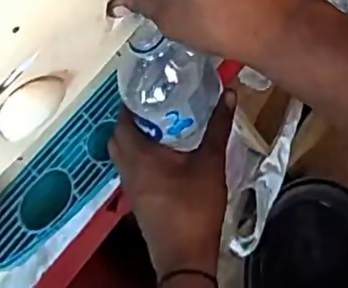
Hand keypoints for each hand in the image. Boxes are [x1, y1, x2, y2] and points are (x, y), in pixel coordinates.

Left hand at [108, 90, 235, 279]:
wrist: (187, 261)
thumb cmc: (195, 208)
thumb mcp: (210, 163)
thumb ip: (218, 126)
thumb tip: (229, 93)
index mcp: (138, 154)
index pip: (122, 117)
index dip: (131, 99)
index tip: (147, 86)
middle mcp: (128, 168)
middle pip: (118, 134)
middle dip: (131, 118)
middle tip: (153, 105)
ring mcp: (130, 187)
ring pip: (122, 153)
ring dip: (134, 137)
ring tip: (160, 125)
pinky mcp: (137, 201)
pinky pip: (130, 168)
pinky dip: (139, 156)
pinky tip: (163, 154)